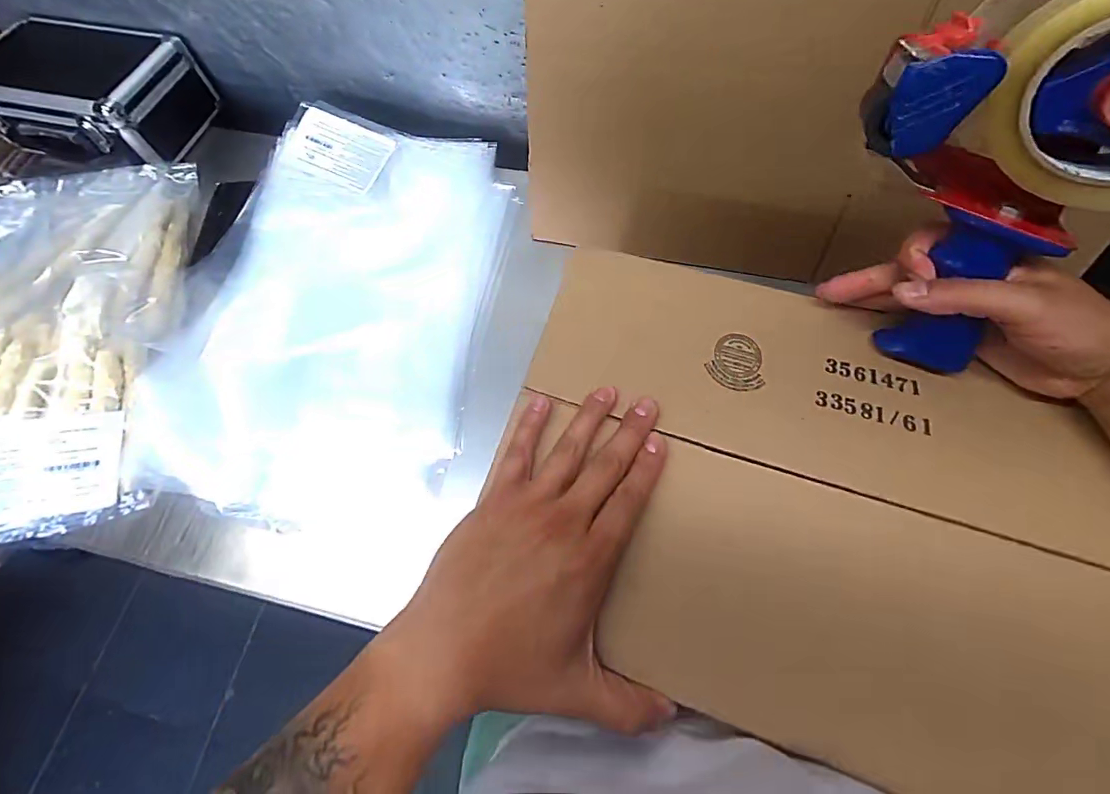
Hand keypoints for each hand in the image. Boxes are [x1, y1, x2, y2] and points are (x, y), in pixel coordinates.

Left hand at [366, 387, 674, 733]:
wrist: (438, 654)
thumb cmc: (509, 667)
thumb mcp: (574, 692)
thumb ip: (626, 705)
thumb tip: (672, 718)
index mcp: (589, 560)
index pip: (627, 502)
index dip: (646, 470)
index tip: (660, 442)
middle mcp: (563, 523)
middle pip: (604, 467)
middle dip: (629, 432)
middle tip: (649, 403)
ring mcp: (525, 507)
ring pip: (566, 453)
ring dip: (588, 419)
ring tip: (607, 391)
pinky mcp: (492, 502)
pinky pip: (515, 455)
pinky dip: (529, 426)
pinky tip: (541, 402)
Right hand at [815, 225, 1109, 399]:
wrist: (1107, 372)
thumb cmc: (1078, 323)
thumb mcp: (1021, 301)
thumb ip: (961, 293)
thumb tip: (903, 290)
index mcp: (985, 255)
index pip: (932, 244)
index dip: (913, 256)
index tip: (913, 275)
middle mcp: (967, 276)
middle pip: (908, 271)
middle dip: (869, 279)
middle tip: (830, 291)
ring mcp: (962, 308)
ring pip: (908, 299)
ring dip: (873, 302)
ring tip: (834, 305)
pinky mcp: (963, 338)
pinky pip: (921, 330)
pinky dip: (896, 331)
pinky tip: (872, 334)